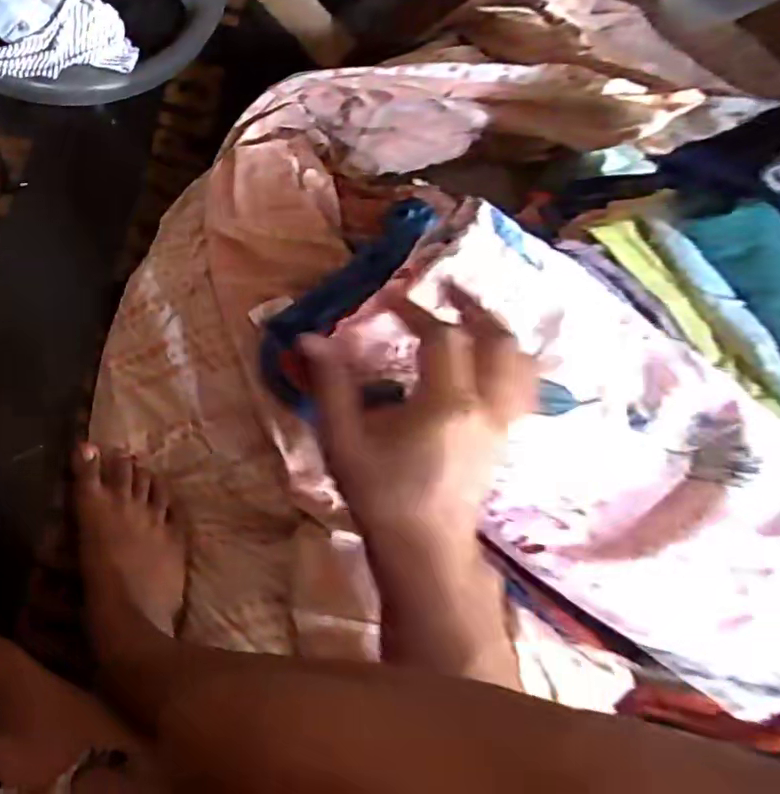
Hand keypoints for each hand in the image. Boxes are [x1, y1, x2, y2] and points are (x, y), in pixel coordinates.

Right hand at [301, 283, 535, 545]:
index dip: (415, 311)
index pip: (443, 339)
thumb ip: (330, 383)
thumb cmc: (378, 488)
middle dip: (475, 310)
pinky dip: (504, 360)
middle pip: (501, 344)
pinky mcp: (504, 437)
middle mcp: (487, 408)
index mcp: (447, 404)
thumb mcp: (342, 434)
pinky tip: (479, 360)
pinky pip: (521, 385)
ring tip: (468, 317)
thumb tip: (309, 337)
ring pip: (522, 365)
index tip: (386, 297)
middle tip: (445, 289)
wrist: (424, 543)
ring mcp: (504, 424)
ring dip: (497, 333)